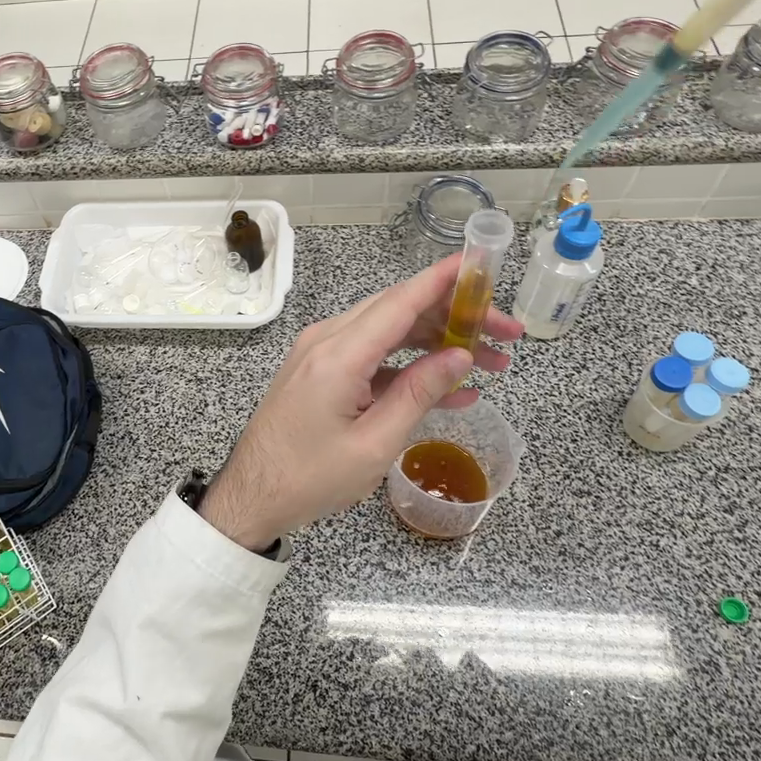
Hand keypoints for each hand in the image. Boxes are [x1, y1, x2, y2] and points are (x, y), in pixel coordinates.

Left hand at [198, 254, 523, 550]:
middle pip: (400, 311)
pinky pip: (373, 358)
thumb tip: (460, 356)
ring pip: (389, 332)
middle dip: (456, 317)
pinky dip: (410, 368)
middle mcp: (327, 341)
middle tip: (507, 334)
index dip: (443, 280)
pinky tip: (452, 388)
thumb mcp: (374, 444)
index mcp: (338, 355)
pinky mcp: (321, 373)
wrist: (252, 497)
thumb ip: (419, 394)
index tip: (482, 264)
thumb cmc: (309, 478)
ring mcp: (321, 355)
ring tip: (493, 363)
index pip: (400, 302)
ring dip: (439, 343)